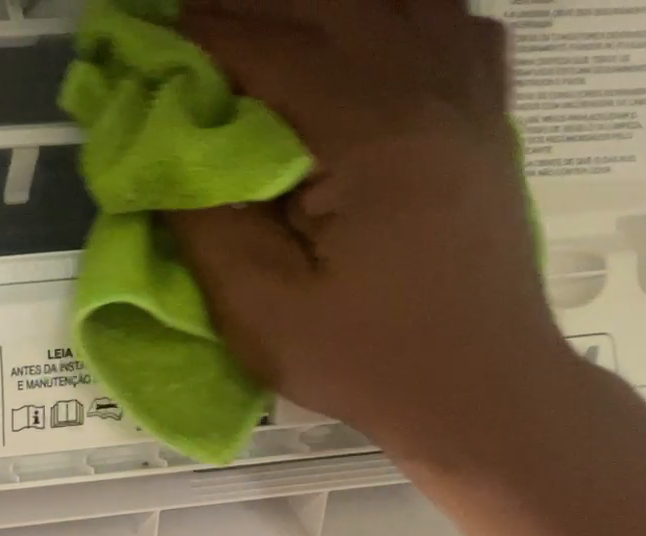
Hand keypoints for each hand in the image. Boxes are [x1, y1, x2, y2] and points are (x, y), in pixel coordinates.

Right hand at [168, 0, 568, 453]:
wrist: (478, 387)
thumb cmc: (361, 358)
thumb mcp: (259, 309)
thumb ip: (209, 224)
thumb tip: (170, 161)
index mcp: (374, 143)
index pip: (282, 56)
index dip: (212, 35)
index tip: (158, 28)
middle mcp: (434, 99)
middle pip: (342, 12)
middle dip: (258, 5)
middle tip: (195, 14)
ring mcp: (472, 105)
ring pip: (402, 8)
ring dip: (325, 4)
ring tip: (267, 17)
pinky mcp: (487, 123)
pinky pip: (453, 31)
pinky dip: (401, 14)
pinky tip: (369, 28)